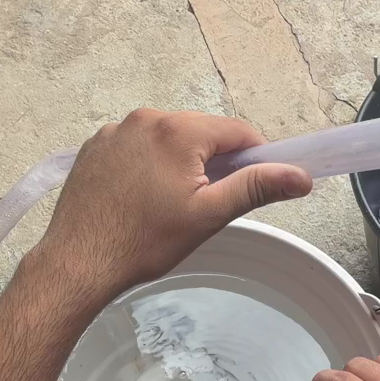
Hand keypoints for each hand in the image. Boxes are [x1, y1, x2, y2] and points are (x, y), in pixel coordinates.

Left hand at [33, 109, 312, 301]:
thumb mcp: (208, 215)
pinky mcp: (94, 146)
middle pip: (201, 132)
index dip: (252, 159)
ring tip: (164, 205)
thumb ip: (256, 187)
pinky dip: (145, 165)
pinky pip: (135, 146)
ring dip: (177, 163)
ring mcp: (115, 130)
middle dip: (210, 163)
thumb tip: (301, 175)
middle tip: (200, 205)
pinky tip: (137, 198)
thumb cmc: (143, 242)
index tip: (245, 188)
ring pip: (167, 139)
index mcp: (178, 130)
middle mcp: (145, 118)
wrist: (78, 262)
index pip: (237, 132)